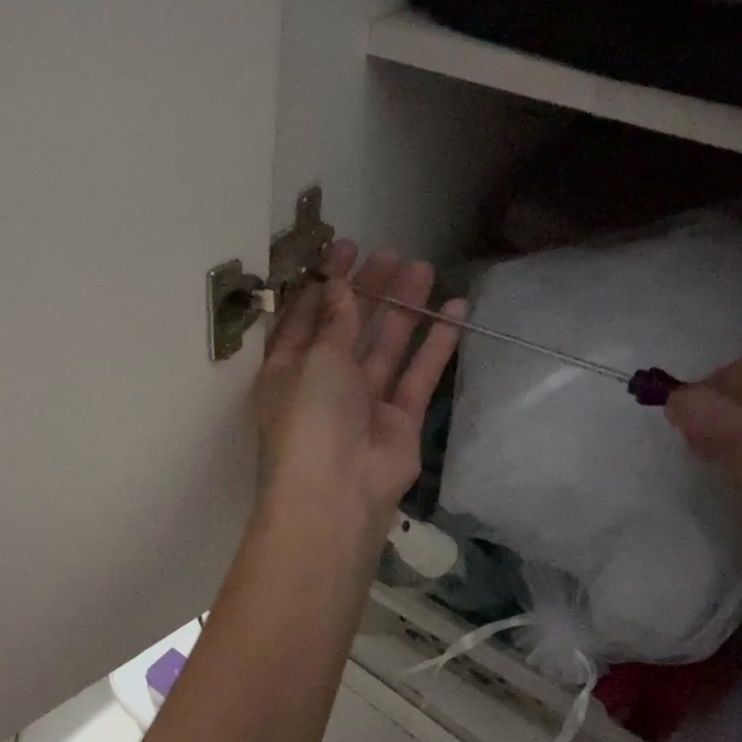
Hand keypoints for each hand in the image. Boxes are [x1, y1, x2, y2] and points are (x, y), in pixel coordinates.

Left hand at [253, 240, 465, 532]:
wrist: (337, 494)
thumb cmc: (311, 419)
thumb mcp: (315, 359)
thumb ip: (334, 322)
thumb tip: (338, 287)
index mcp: (286, 369)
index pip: (304, 317)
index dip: (324, 282)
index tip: (347, 247)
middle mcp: (322, 383)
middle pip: (348, 327)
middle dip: (368, 290)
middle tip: (392, 253)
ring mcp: (362, 403)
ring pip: (385, 347)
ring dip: (403, 309)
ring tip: (424, 267)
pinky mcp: (399, 421)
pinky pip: (417, 375)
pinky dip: (435, 345)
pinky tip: (454, 310)